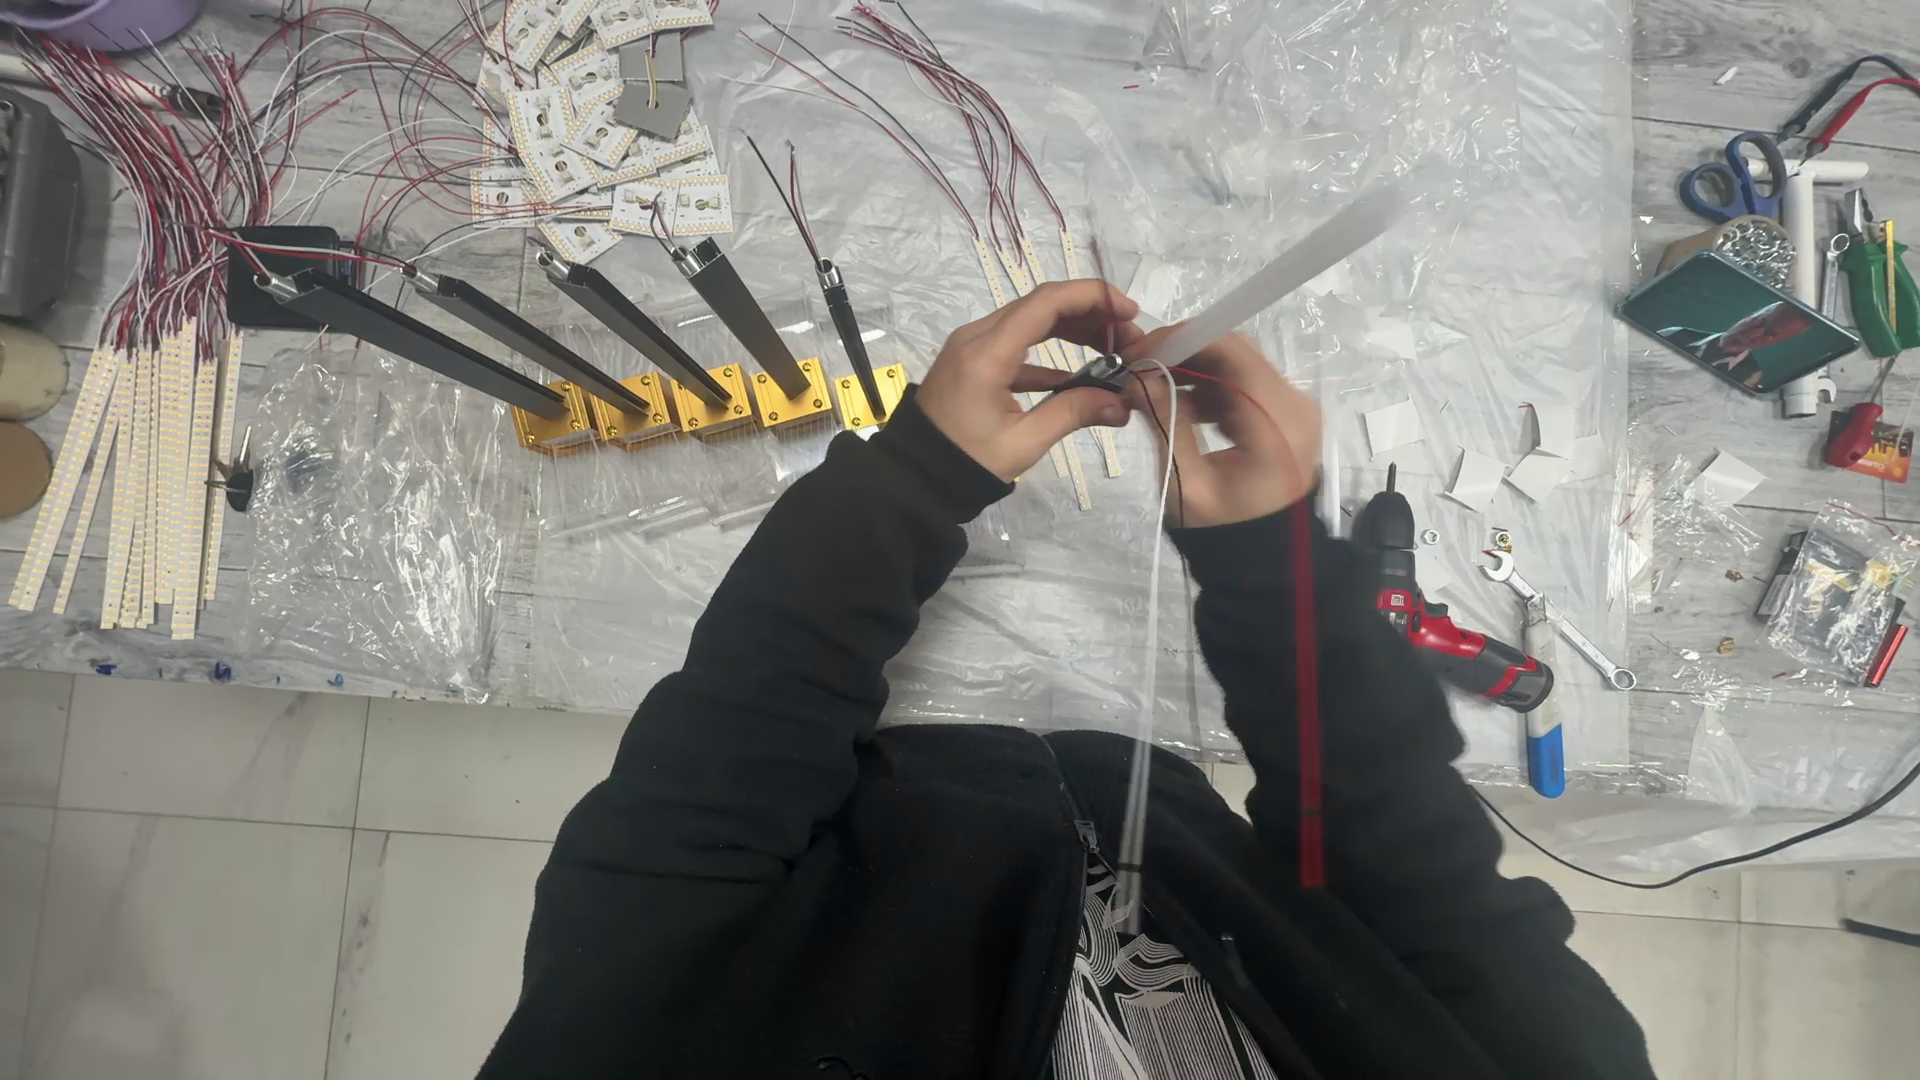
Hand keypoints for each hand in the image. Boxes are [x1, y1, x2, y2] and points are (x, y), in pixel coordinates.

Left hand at [916, 280, 1142, 481]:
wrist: (914, 476)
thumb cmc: (965, 461)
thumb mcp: (1023, 442)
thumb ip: (1072, 414)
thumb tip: (1121, 404)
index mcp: (988, 351)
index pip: (1047, 302)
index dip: (1093, 298)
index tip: (1128, 313)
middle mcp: (977, 337)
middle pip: (1040, 306)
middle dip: (1089, 316)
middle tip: (1127, 340)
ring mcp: (971, 347)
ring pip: (1029, 322)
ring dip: (1070, 331)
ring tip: (1109, 352)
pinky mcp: (970, 363)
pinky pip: (1015, 346)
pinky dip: (1046, 355)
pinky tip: (1076, 375)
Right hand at [1123, 329, 1321, 527]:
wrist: (1263, 560)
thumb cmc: (1223, 531)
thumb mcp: (1186, 482)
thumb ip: (1165, 422)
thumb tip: (1136, 375)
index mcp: (1276, 422)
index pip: (1230, 351)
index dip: (1181, 340)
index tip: (1138, 353)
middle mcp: (1294, 403)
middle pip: (1235, 352)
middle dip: (1182, 352)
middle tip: (1136, 369)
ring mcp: (1293, 407)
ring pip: (1236, 363)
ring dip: (1192, 368)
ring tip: (1150, 388)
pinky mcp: (1283, 413)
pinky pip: (1243, 383)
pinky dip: (1208, 385)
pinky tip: (1179, 403)